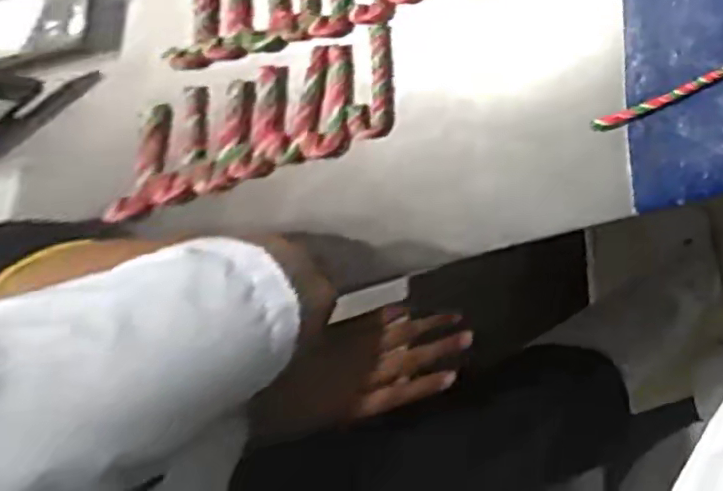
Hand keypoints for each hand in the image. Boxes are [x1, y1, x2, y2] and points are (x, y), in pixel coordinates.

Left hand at [248, 307, 469, 440]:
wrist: (252, 375)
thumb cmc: (276, 410)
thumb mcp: (316, 415)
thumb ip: (350, 400)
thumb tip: (385, 381)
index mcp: (356, 400)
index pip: (400, 392)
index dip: (426, 383)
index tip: (454, 374)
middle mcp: (365, 372)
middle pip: (409, 359)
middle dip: (440, 348)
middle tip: (470, 335)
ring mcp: (357, 347)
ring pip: (401, 336)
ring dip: (428, 326)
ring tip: (454, 315)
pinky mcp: (343, 329)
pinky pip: (374, 319)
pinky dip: (393, 313)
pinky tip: (407, 306)